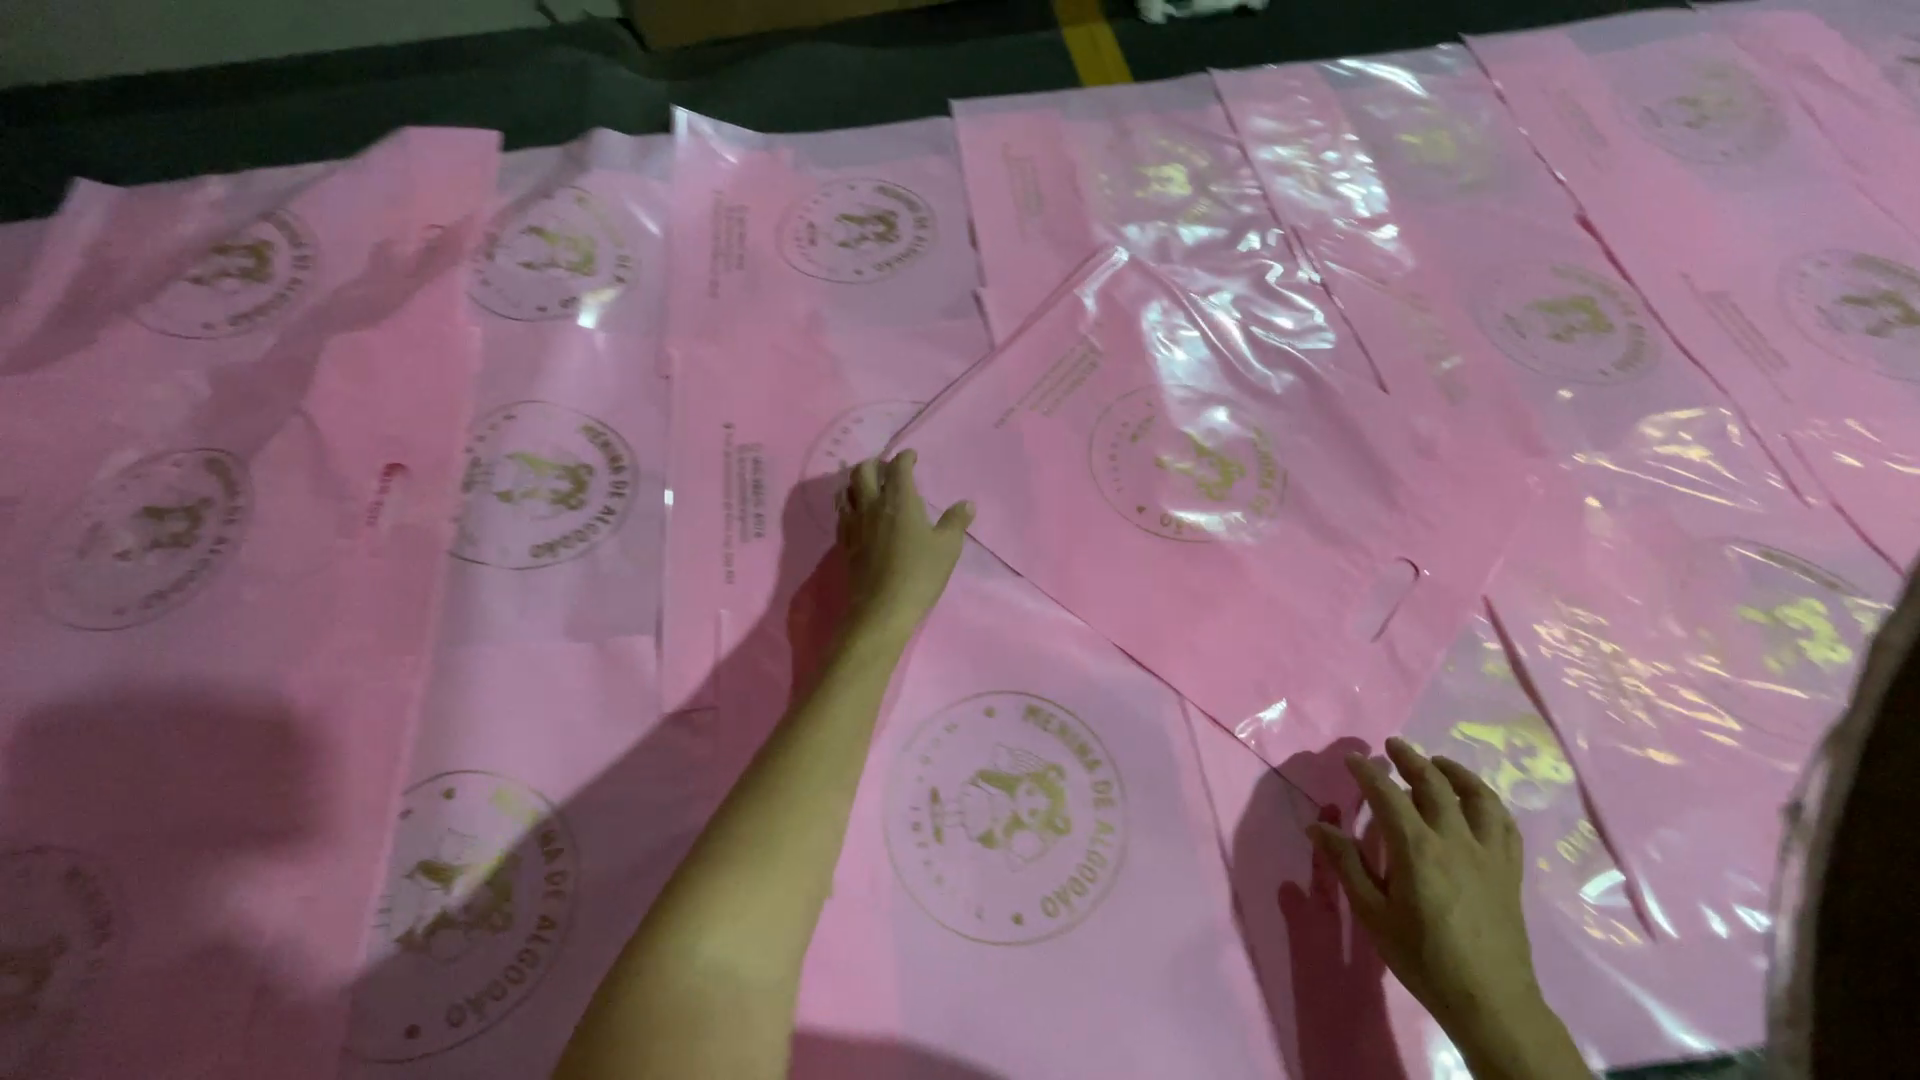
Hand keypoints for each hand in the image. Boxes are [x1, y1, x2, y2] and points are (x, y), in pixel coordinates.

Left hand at [836, 451, 971, 642]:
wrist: (883, 608)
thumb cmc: (920, 574)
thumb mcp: (947, 548)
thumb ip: (956, 521)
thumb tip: (967, 504)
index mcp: (899, 500)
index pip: (898, 467)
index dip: (905, 457)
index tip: (911, 457)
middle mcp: (872, 505)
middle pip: (862, 471)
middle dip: (874, 463)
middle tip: (886, 468)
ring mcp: (854, 523)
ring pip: (846, 490)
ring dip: (856, 481)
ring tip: (867, 486)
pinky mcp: (844, 542)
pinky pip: (841, 514)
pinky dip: (848, 504)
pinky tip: (856, 512)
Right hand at [1308, 737, 1585, 1079]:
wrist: (1489, 999)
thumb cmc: (1422, 957)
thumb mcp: (1372, 913)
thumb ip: (1347, 864)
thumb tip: (1318, 826)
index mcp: (1417, 849)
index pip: (1388, 794)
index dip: (1368, 772)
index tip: (1353, 758)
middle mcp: (1456, 840)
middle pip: (1434, 784)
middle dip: (1410, 759)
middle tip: (1393, 745)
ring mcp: (1489, 854)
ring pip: (1477, 797)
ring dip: (1455, 773)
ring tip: (1438, 763)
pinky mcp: (1509, 871)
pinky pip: (1504, 824)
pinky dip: (1489, 803)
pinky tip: (1478, 802)